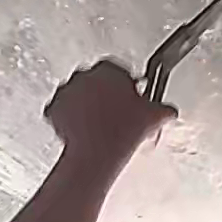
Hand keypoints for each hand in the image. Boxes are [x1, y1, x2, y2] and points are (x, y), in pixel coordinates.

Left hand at [45, 60, 174, 164]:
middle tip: (116, 112)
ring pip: (78, 94)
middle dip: (105, 93)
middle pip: (96, 80)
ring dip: (87, 105)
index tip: (129, 96)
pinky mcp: (53, 109)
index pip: (118, 70)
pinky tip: (84, 129)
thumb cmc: (123, 130)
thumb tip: (168, 111)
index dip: (125, 85)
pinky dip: (71, 118)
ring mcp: (66, 92)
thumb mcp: (156, 115)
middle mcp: (84, 75)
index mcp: (109, 69)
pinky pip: (62, 110)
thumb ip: (163, 108)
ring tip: (101, 123)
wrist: (98, 152)